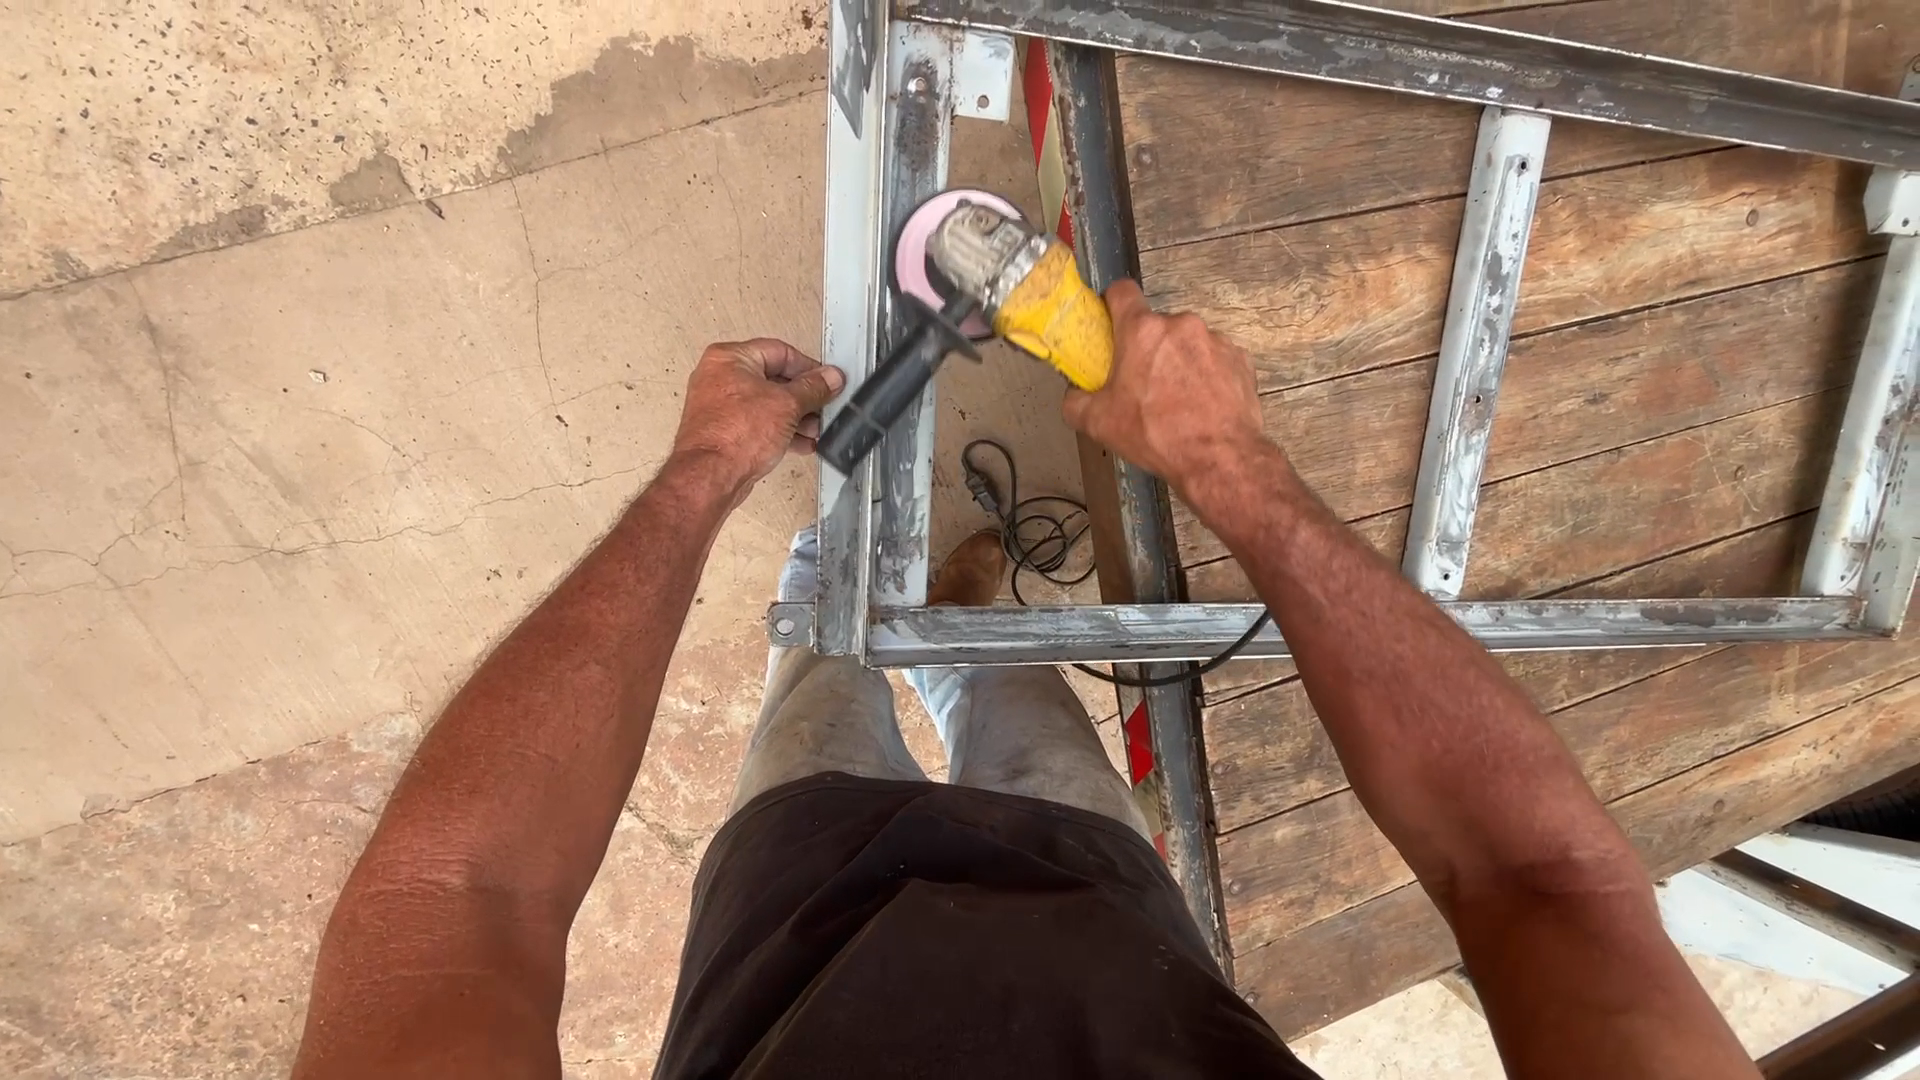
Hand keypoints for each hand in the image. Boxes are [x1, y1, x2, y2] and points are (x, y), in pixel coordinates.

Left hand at [671, 339, 844, 486]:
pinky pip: (758, 424)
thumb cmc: (733, 436)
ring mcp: (720, 405)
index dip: (809, 368)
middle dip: (804, 398)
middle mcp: (720, 377)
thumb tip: (829, 379)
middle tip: (822, 406)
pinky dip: (780, 431)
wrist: (711, 476)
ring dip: (796, 418)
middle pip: (775, 379)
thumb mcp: (787, 405)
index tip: (827, 381)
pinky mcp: (724, 430)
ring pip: (768, 404)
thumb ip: (813, 389)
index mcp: (730, 358)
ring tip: (814, 429)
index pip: (781, 352)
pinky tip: (799, 443)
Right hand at [1062, 280, 1271, 492]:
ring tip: (1176, 401)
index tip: (1110, 323)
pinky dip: (1205, 376)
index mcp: (1142, 332)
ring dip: (1177, 363)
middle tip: (1141, 385)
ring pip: (1186, 344)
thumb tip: (1074, 395)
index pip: (1122, 292)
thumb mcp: (1098, 424)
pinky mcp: (1240, 359)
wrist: (1219, 458)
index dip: (1112, 304)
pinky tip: (1200, 406)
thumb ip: (1075, 402)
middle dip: (1147, 350)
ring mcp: (1215, 340)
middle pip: (1155, 327)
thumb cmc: (1158, 435)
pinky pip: (1214, 360)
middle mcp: (1181, 325)